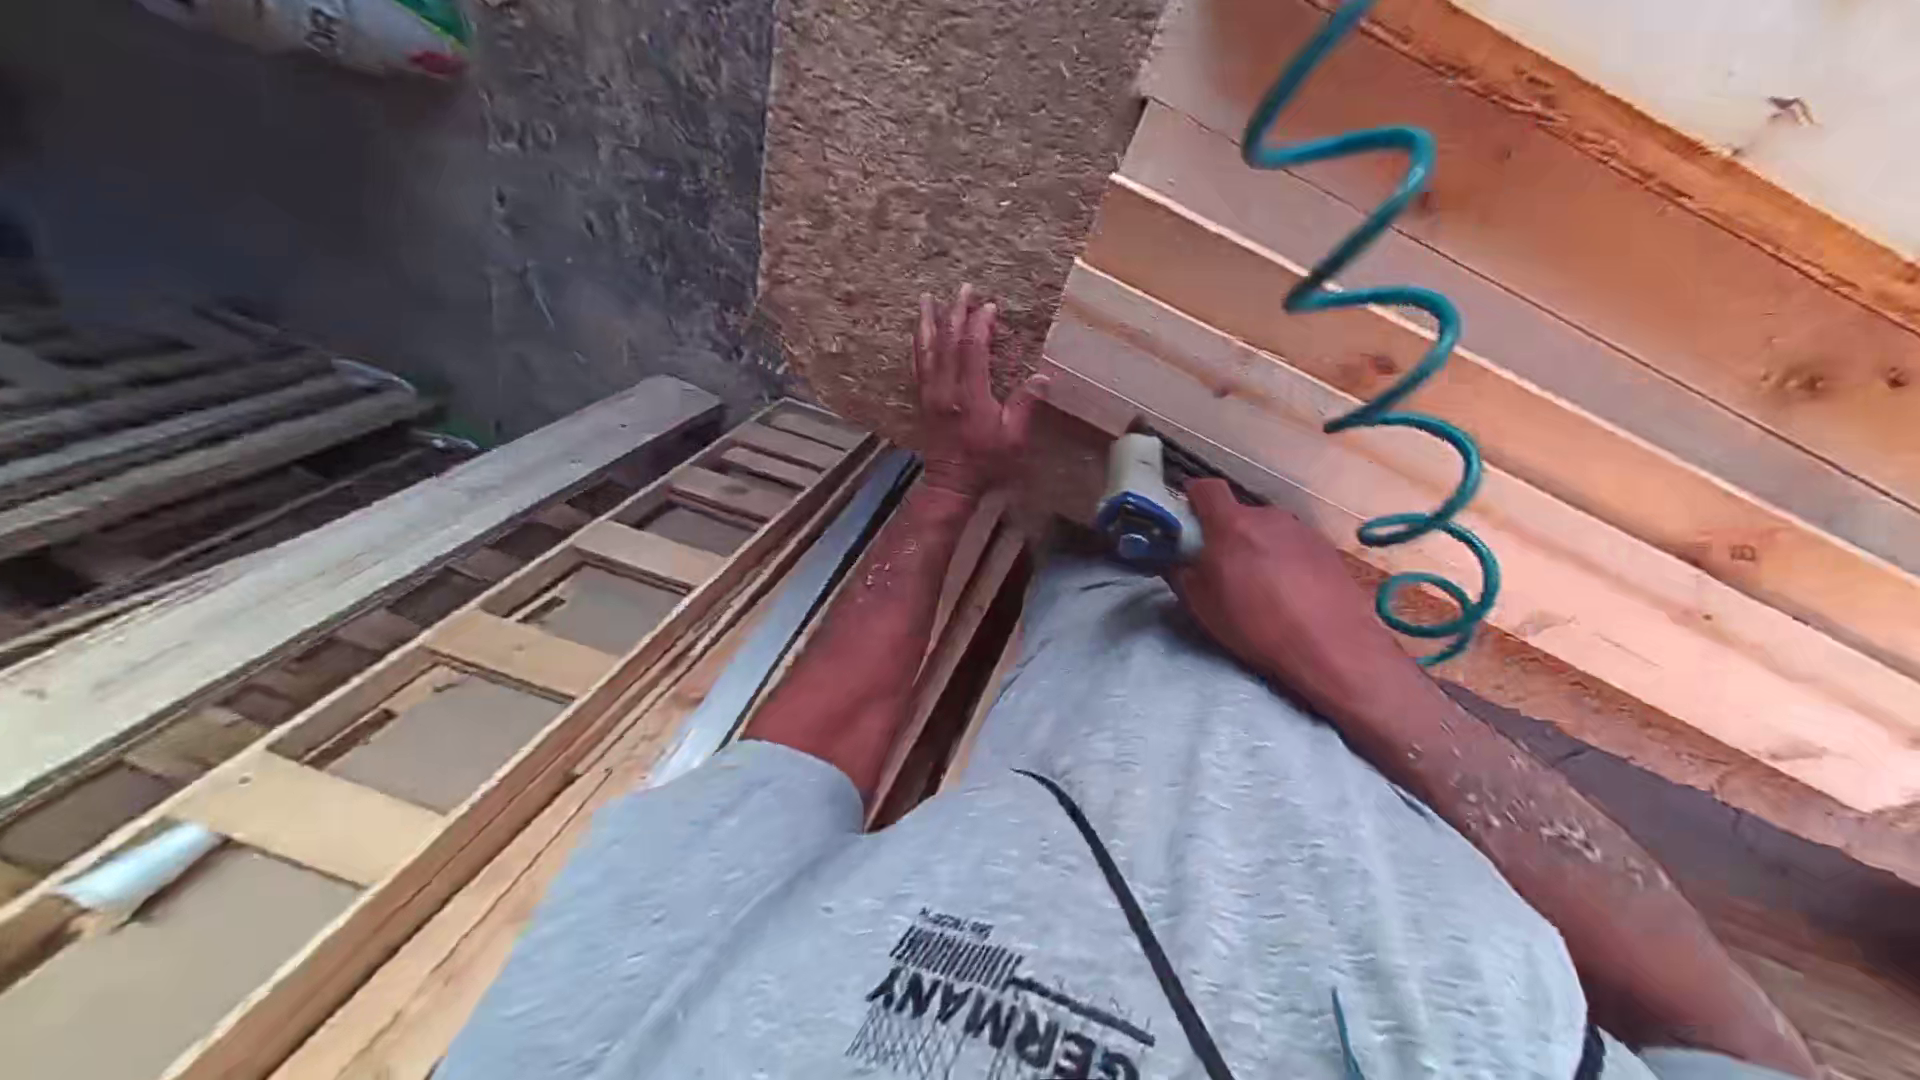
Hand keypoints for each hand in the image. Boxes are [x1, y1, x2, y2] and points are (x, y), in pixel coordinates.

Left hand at [913, 285, 1047, 497]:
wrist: (951, 482)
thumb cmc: (985, 462)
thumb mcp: (1013, 438)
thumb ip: (1025, 406)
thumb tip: (1043, 378)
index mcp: (970, 395)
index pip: (973, 349)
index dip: (981, 324)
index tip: (990, 306)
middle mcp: (946, 389)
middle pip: (948, 341)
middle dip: (956, 312)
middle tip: (963, 289)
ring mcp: (931, 393)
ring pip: (927, 349)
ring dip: (929, 321)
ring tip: (927, 298)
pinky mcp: (923, 399)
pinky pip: (917, 365)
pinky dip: (918, 344)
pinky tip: (919, 332)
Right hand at [1169, 478, 1409, 709]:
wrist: (1332, 647)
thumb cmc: (1256, 624)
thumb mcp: (1202, 605)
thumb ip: (1183, 573)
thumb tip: (1178, 560)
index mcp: (1231, 525)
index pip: (1206, 488)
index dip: (1193, 498)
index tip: (1188, 519)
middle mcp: (1268, 517)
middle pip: (1238, 513)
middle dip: (1225, 533)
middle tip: (1222, 566)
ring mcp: (1302, 530)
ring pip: (1267, 530)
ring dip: (1257, 547)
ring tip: (1260, 585)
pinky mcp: (1327, 549)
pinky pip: (1292, 545)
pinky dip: (1284, 560)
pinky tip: (1289, 592)